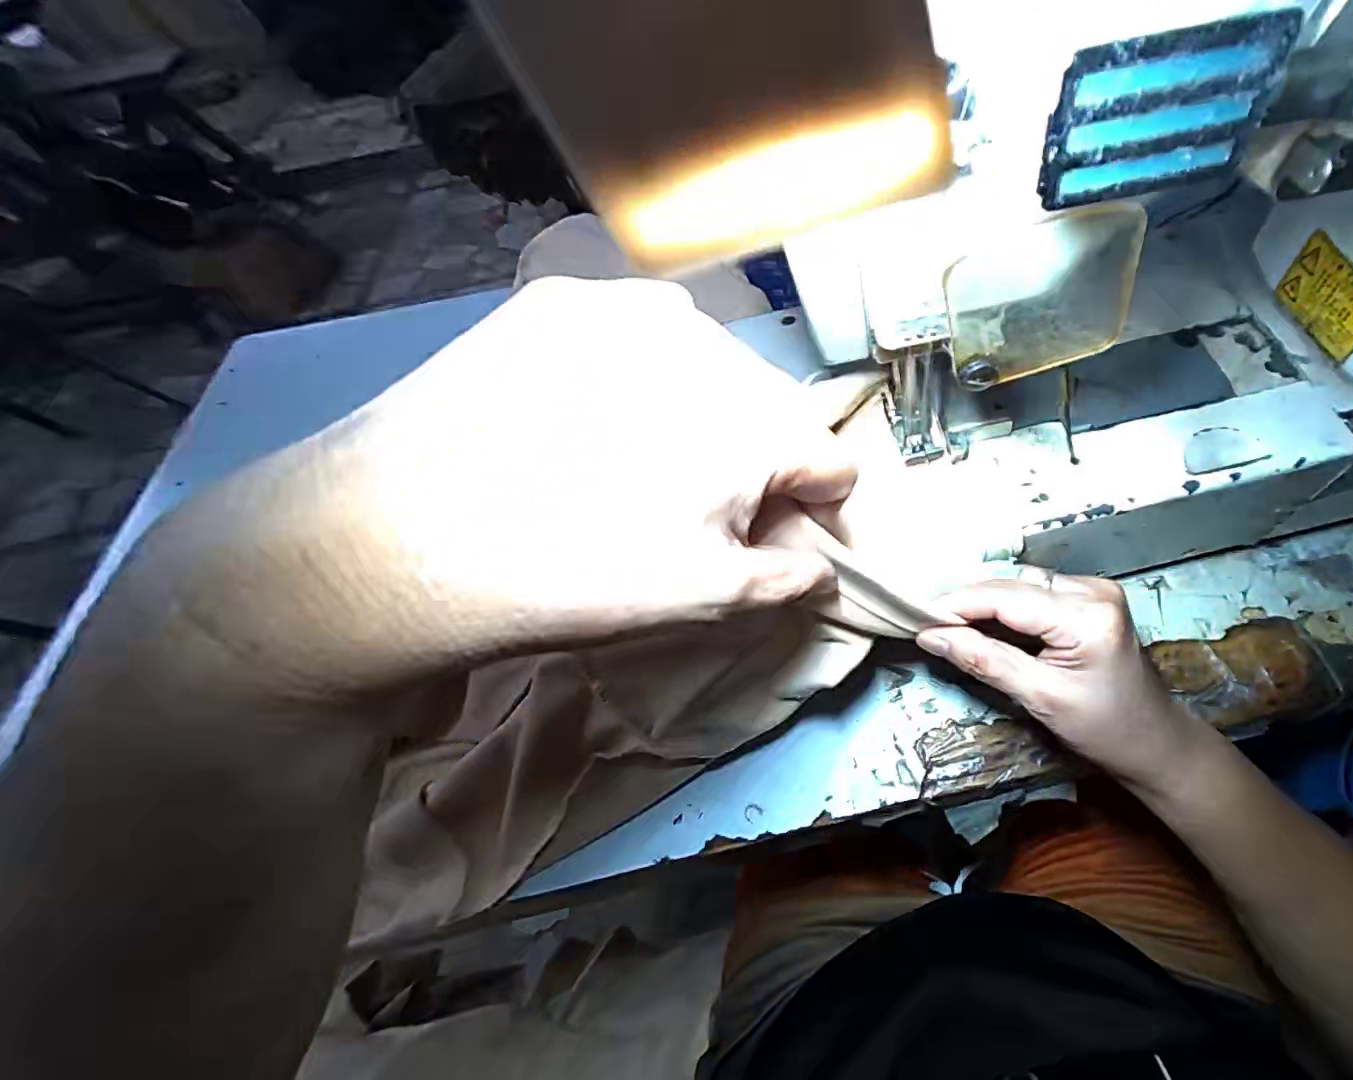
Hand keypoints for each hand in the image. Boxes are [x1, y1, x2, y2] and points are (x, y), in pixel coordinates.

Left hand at [152, 277, 856, 696]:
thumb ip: (792, 580)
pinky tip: (600, 414)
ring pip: (722, 370)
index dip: (813, 509)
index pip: (835, 463)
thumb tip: (825, 570)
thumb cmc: (575, 578)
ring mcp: (634, 311)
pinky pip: (652, 337)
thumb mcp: (707, 599)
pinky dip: (652, 375)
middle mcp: (713, 347)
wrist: (387, 542)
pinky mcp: (568, 300)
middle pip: (781, 413)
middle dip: (764, 461)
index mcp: (759, 424)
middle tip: (702, 505)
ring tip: (644, 458)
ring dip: (712, 415)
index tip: (771, 536)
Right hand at [915, 573, 1220, 793]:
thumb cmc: (1104, 730)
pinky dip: (1010, 606)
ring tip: (951, 621)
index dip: (960, 604)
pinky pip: (1040, 592)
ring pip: (1025, 584)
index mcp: (1087, 615)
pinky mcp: (1094, 598)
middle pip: (1016, 584)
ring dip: (988, 601)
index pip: (1008, 597)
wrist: (1155, 741)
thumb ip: (985, 661)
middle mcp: (1094, 590)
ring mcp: (1097, 590)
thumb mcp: (1040, 698)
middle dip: (971, 602)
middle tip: (930, 621)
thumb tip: (933, 635)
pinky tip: (987, 621)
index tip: (920, 617)